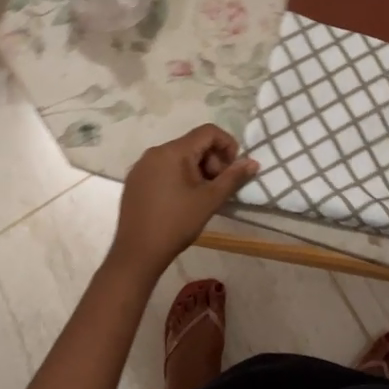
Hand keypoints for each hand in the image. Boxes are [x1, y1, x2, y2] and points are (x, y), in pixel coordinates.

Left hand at [110, 125, 258, 276]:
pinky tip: (181, 201)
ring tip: (201, 196)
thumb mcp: (210, 200)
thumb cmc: (176, 224)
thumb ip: (233, 177)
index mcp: (173, 151)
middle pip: (193, 144)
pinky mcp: (134, 181)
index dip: (227, 145)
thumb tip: (253, 162)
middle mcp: (154, 152)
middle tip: (217, 187)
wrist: (136, 255)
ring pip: (178, 157)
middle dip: (211, 161)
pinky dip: (178, 176)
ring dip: (196, 170)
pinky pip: (163, 168)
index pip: (208, 132)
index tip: (233, 169)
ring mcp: (141, 167)